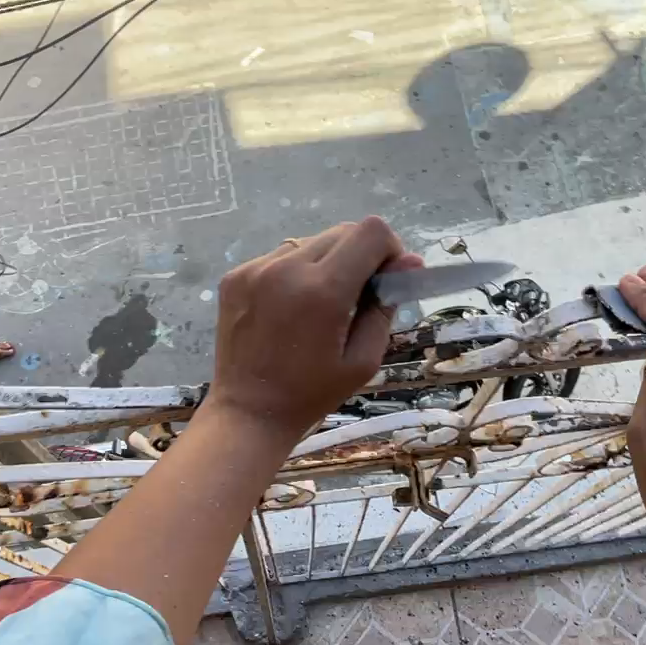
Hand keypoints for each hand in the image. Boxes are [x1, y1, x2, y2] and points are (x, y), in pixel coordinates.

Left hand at [206, 216, 422, 440]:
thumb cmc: (311, 395)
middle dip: (360, 257)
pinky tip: (288, 310)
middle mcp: (286, 269)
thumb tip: (411, 262)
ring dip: (325, 264)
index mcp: (323, 291)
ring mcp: (255, 269)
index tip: (385, 278)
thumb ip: (386, 306)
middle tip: (356, 297)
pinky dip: (294, 274)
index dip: (389, 249)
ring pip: (310, 242)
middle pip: (342, 232)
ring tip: (317, 307)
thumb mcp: (363, 361)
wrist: (249, 413)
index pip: (371, 232)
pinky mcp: (235, 276)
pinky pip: (278, 258)